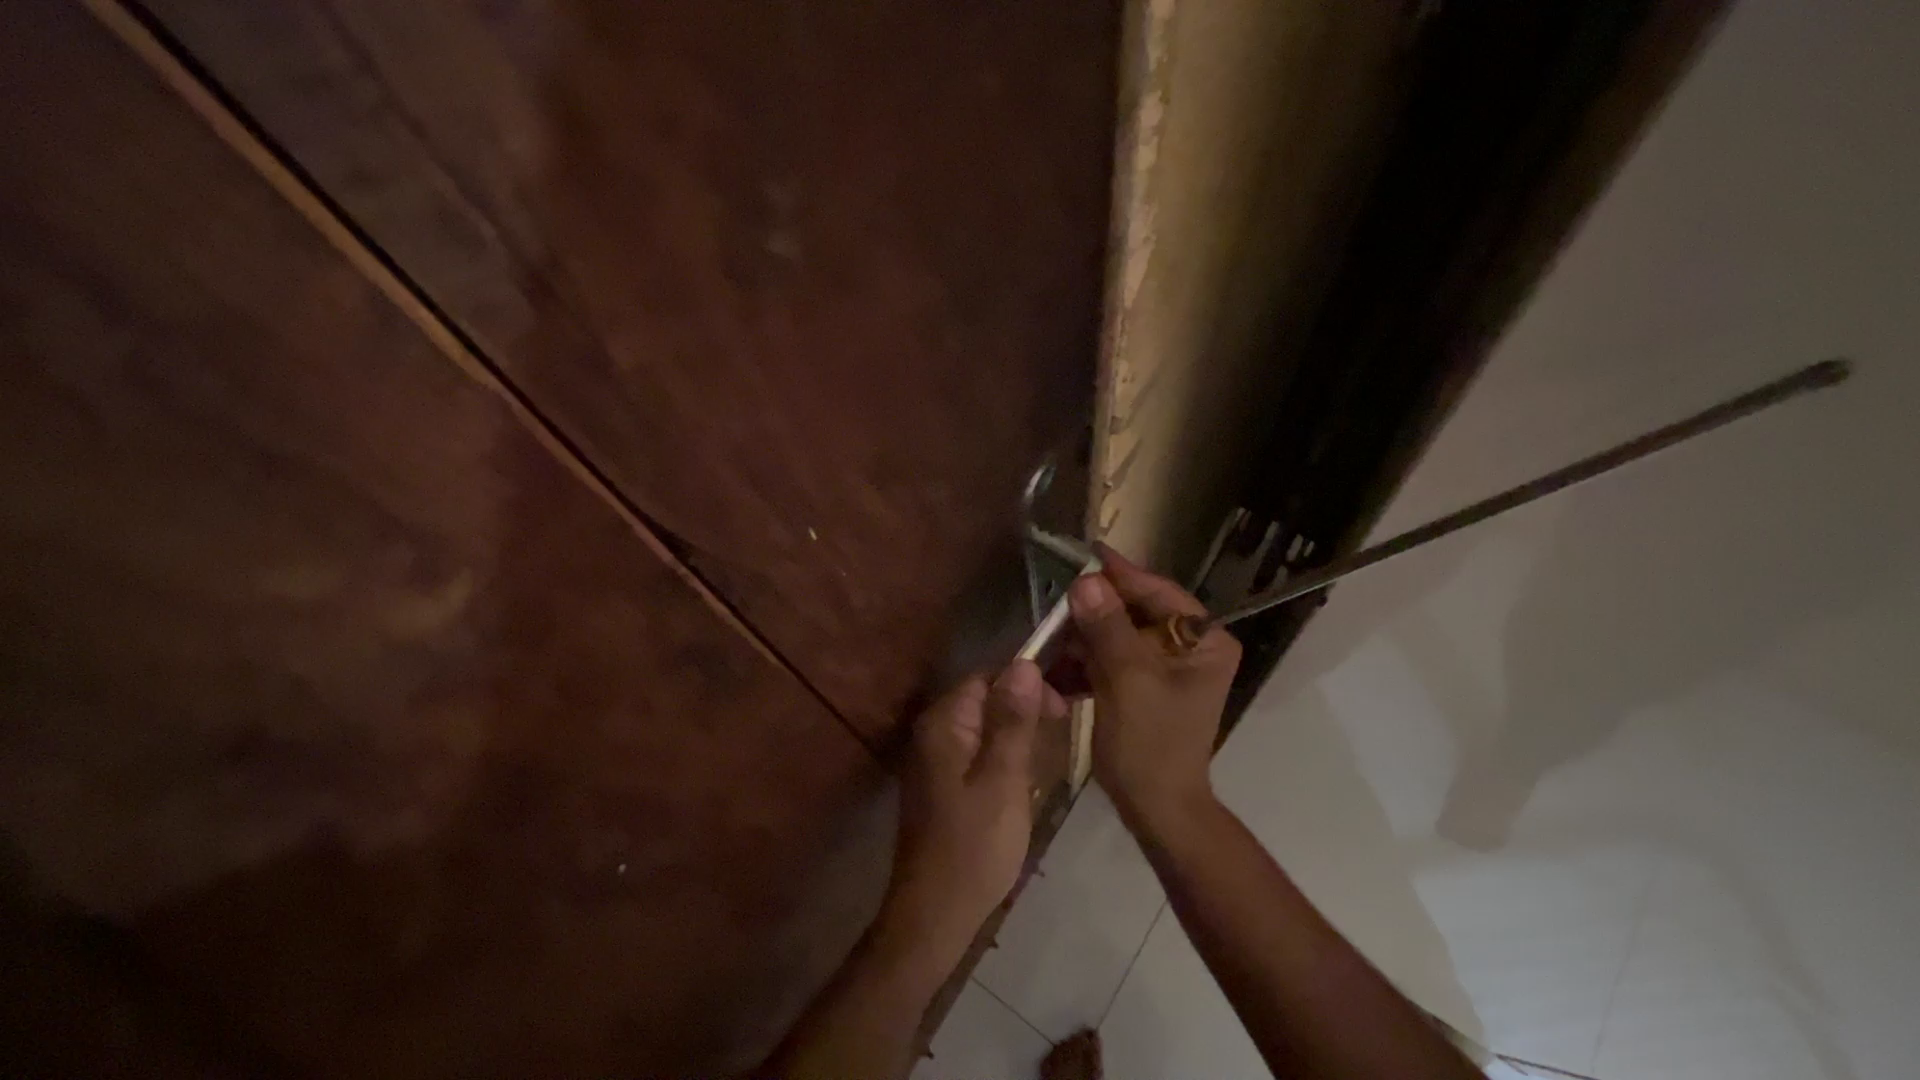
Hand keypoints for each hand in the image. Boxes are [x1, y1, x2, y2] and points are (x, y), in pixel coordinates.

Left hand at [884, 660, 1066, 955]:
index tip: (1063, 706)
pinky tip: (1026, 773)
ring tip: (1051, 748)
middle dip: (1023, 705)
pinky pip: (977, 752)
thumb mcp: (1003, 778)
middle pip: (983, 698)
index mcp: (943, 724)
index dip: (1025, 682)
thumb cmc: (974, 845)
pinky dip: (1003, 753)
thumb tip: (1024, 664)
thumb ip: (1013, 720)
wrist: (936, 912)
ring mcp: (934, 761)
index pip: (986, 677)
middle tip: (1064, 726)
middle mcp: (932, 733)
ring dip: (1016, 730)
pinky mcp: (942, 786)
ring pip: (982, 726)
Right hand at [1069, 544, 1240, 827]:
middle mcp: (1192, 648)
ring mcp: (1168, 670)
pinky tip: (1057, 663)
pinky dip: (1087, 662)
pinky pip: (1113, 661)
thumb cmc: (1151, 744)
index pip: (1159, 593)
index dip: (1119, 575)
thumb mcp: (1128, 680)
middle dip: (1094, 610)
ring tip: (1049, 633)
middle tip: (1056, 598)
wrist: (1157, 810)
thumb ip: (1108, 627)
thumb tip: (1086, 581)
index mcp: (1204, 641)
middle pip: (1137, 612)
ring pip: (1120, 636)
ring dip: (1085, 637)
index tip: (1083, 555)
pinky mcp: (1145, 689)